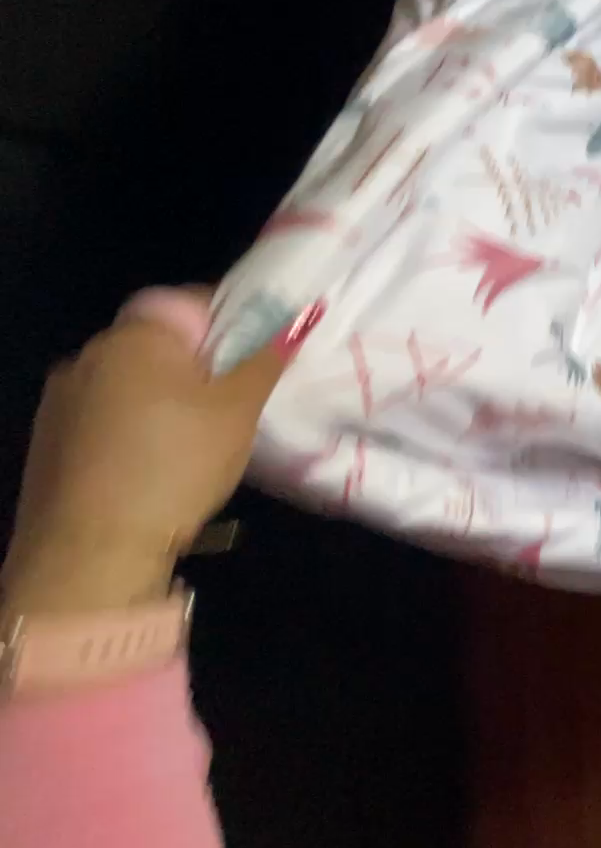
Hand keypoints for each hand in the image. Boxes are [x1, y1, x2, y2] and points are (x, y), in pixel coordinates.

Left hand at [2, 288, 298, 619]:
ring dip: (176, 389)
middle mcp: (88, 357)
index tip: (266, 346)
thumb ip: (266, 358)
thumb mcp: (240, 407)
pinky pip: (115, 407)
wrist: (92, 546)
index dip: (234, 315)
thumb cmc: (178, 461)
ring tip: (214, 427)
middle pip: (163, 340)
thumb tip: (298, 317)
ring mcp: (64, 399)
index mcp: (133, 341)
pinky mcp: (56, 436)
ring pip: (138, 375)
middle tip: (249, 390)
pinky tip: (170, 452)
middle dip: (208, 357)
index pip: (188, 301)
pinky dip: (147, 417)